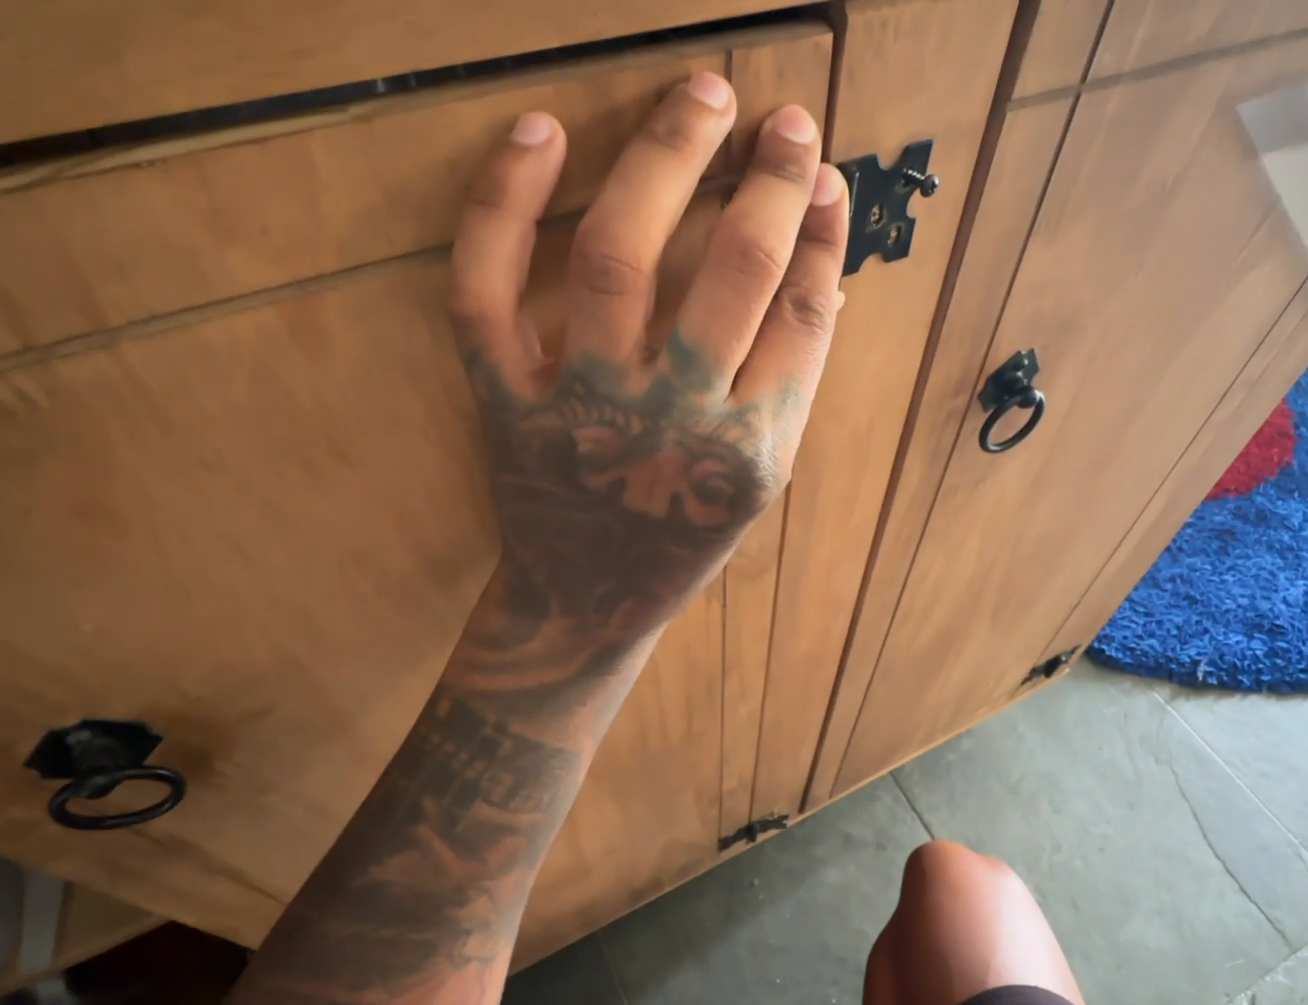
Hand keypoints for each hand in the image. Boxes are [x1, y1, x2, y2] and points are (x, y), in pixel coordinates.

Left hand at [448, 74, 847, 683]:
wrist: (583, 605)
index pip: (803, 313)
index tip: (820, 174)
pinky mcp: (504, 403)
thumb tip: (819, 273)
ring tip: (700, 97)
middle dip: (763, 183)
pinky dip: (502, 208)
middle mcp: (671, 425)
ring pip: (616, 261)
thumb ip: (791, 386)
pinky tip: (538, 135)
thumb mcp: (757, 483)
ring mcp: (581, 411)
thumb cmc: (678, 543)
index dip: (818, 231)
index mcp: (749, 451)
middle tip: (780, 119)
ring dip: (663, 162)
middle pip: (729, 274)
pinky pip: (487, 292)